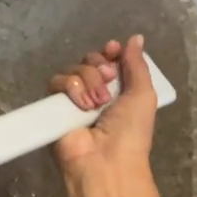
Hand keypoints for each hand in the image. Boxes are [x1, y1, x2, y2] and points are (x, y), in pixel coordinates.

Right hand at [49, 36, 159, 180]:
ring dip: (88, 79)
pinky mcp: (53, 108)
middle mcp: (93, 92)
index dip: (109, 52)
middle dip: (99, 66)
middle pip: (88, 60)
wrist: (106, 160)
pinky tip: (83, 104)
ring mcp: (72, 100)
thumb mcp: (144, 95)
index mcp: (117, 89)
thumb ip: (137, 65)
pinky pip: (56, 83)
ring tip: (98, 102)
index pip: (106, 59)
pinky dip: (71, 87)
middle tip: (109, 80)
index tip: (113, 50)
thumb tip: (135, 37)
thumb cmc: (130, 131)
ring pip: (72, 69)